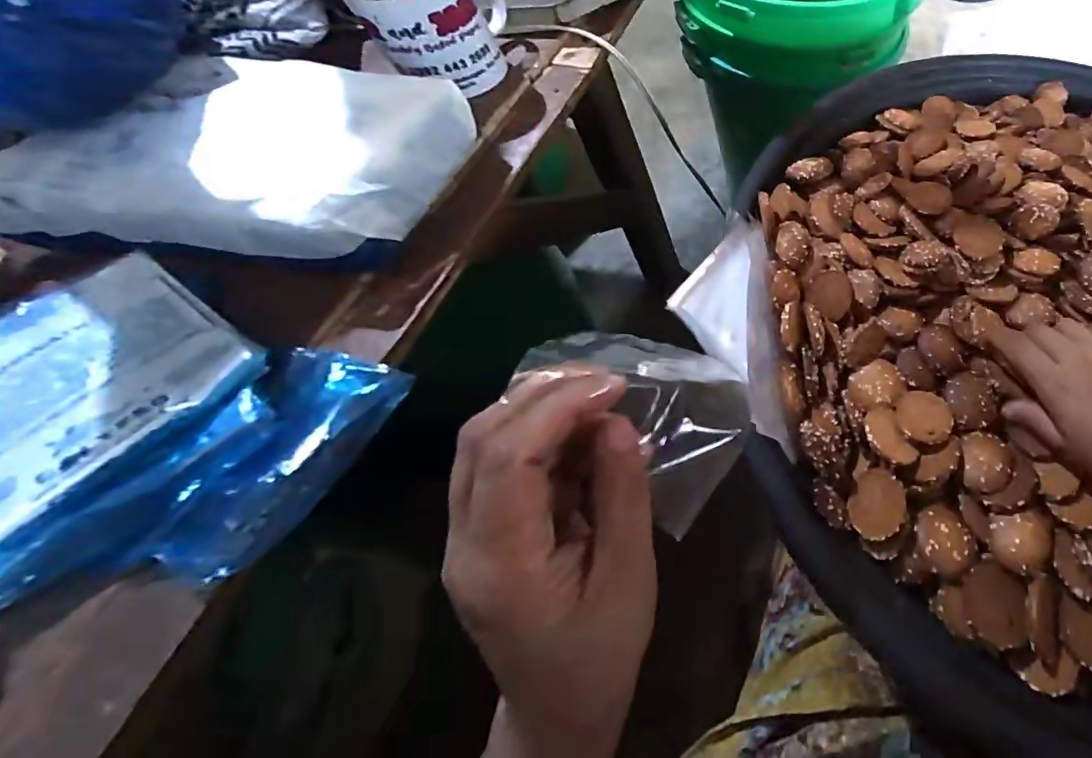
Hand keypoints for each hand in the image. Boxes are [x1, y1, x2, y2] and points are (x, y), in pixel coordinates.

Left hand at [443, 365, 656, 757]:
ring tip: (597, 396)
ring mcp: (462, 535)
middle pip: (480, 438)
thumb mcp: (629, 575)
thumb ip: (623, 495)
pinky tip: (582, 430)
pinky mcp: (477, 530)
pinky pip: (497, 460)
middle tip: (605, 380)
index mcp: (498, 563)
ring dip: (538, 406)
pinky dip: (540, 432)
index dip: (559, 408)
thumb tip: (616, 422)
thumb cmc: (601, 652)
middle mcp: (463, 541)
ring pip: (482, 442)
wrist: (559, 711)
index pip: (508, 458)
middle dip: (543, 393)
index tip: (615, 386)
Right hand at [990, 319, 1091, 520]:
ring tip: (1053, 348)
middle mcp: (1076, 358)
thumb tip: (1007, 406)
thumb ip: (1035, 421)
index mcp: (1054, 383)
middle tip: (1020, 350)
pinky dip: (1089, 331)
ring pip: (1068, 324)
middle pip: (1039, 329)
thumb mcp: (1066, 448)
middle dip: (1024, 335)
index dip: (999, 338)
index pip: (1017, 346)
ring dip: (1054, 332)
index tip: (989, 338)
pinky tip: (1091, 347)